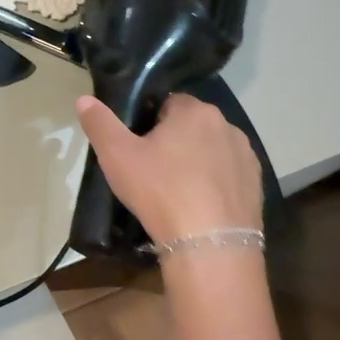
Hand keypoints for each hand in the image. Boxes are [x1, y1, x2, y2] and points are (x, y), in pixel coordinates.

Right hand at [76, 93, 261, 242]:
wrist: (208, 240)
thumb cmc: (158, 189)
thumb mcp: (115, 155)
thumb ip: (100, 123)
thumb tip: (84, 99)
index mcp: (195, 113)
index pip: (168, 102)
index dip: (147, 120)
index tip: (134, 144)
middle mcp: (228, 127)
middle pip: (191, 126)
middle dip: (172, 140)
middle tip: (147, 167)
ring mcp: (246, 156)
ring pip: (210, 150)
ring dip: (194, 161)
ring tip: (171, 189)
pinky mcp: (255, 184)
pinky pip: (226, 174)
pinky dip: (211, 183)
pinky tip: (194, 204)